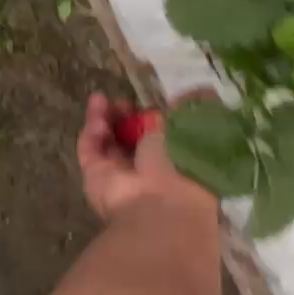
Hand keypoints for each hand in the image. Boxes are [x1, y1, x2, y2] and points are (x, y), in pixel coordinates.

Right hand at [76, 92, 215, 223]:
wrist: (156, 205)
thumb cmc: (185, 168)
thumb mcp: (195, 133)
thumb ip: (192, 111)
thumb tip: (202, 89)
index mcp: (180, 163)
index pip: (164, 138)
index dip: (156, 119)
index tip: (151, 103)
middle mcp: (150, 168)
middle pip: (132, 137)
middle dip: (126, 116)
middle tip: (123, 101)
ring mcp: (120, 171)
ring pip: (109, 139)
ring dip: (106, 118)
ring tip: (103, 100)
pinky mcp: (95, 171)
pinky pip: (91, 146)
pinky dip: (92, 129)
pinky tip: (97, 111)